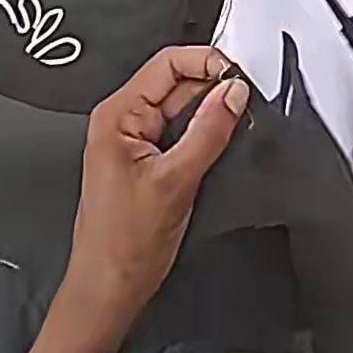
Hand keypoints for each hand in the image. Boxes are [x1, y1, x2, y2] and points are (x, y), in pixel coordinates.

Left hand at [66, 46, 249, 327]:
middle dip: (212, 86)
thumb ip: (208, 131)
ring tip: (237, 120)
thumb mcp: (175, 181)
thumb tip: (233, 92)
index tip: (237, 74)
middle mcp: (123, 118)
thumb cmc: (122, 245)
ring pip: (181, 105)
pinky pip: (179, 127)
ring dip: (210, 108)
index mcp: (118, 113)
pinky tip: (220, 139)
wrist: (107, 291)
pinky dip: (203, 129)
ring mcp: (134, 137)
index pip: (166, 63)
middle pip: (176, 81)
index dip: (204, 61)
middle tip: (245, 101)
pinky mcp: (146, 155)